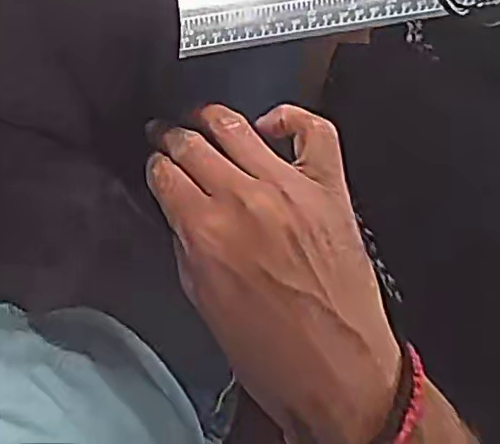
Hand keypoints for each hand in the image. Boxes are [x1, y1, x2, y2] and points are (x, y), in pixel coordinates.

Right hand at [148, 104, 399, 443]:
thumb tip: (177, 207)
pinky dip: (288, 117)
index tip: (156, 166)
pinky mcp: (328, 189)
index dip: (154, 165)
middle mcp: (243, 202)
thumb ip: (184, 243)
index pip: (163, 170)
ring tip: (200, 119)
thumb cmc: (276, 356)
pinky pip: (311, 130)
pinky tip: (270, 125)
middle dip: (169, 136)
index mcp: (207, 231)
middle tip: (166, 136)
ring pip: (232, 123)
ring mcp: (288, 189)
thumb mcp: (203, 301)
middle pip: (189, 141)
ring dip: (207, 117)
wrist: (345, 382)